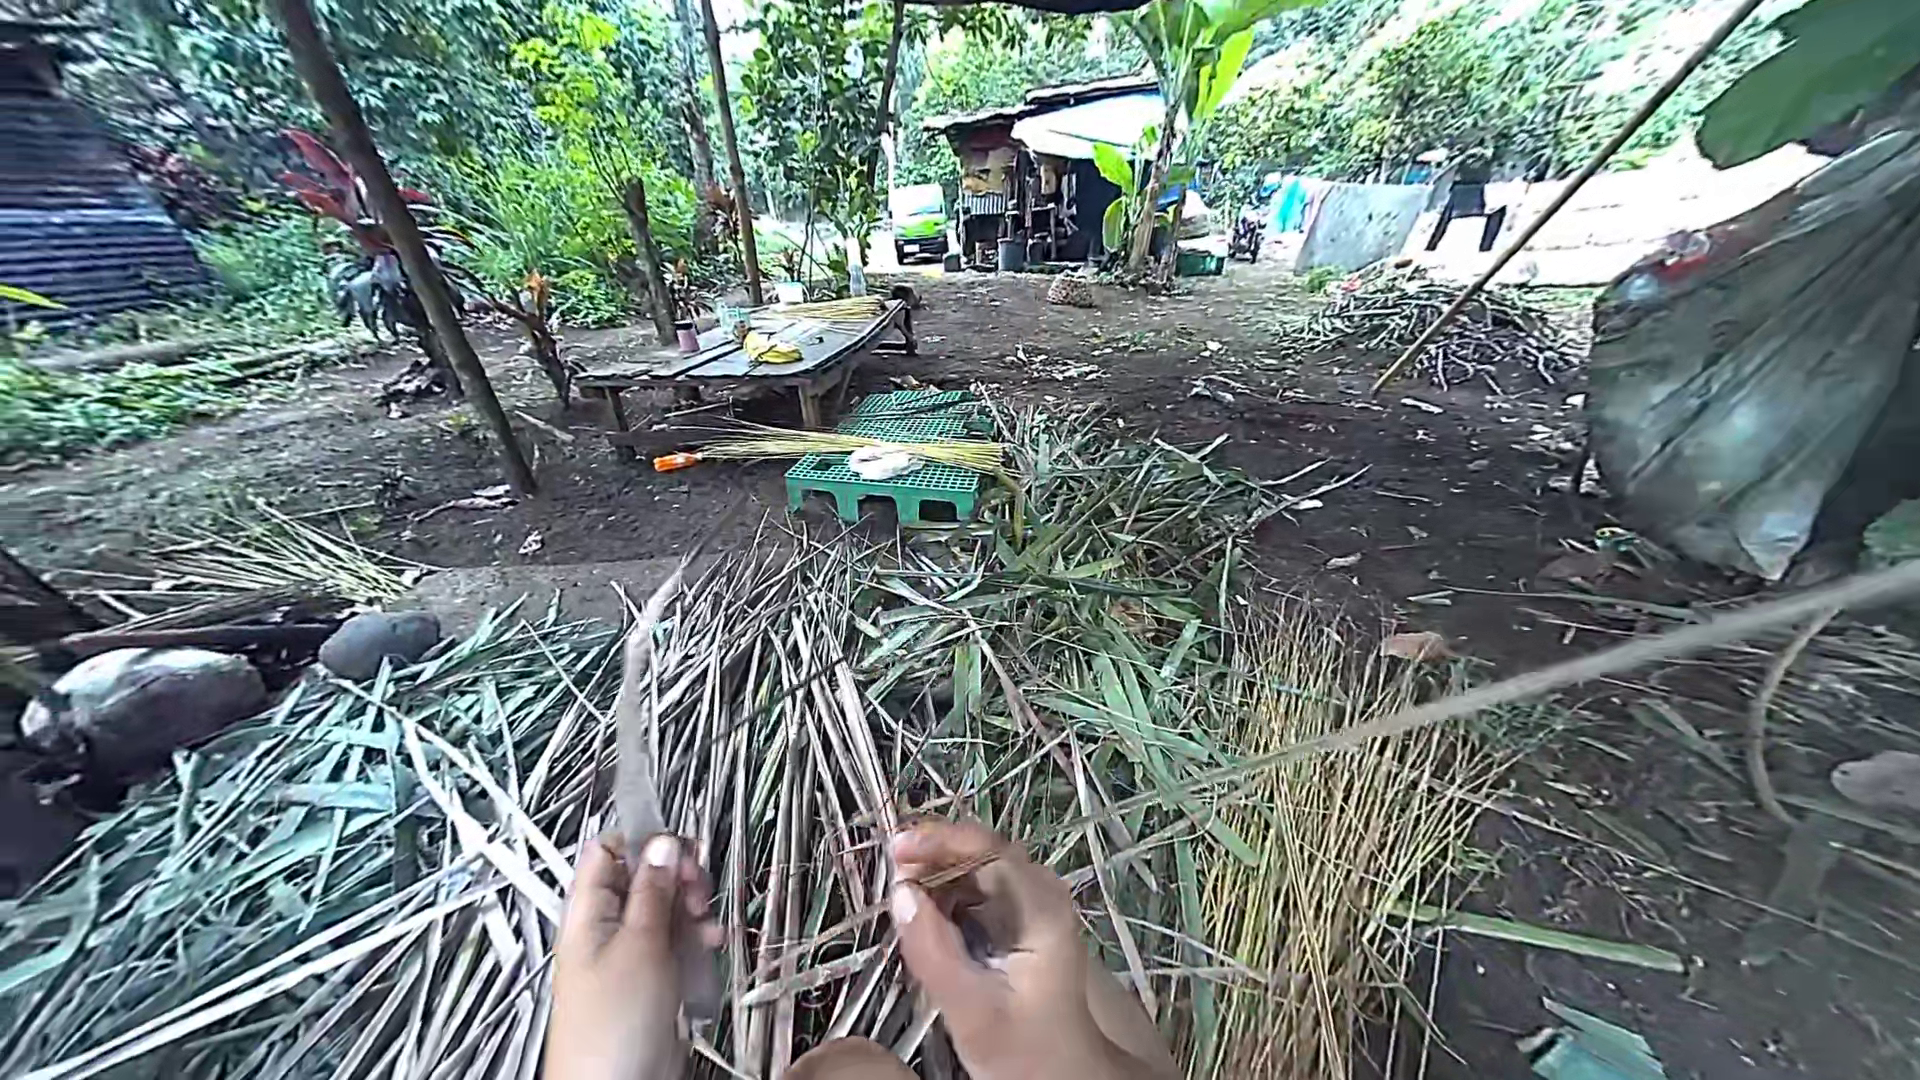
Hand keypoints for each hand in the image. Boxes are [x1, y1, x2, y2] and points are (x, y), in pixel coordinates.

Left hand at [546, 832, 719, 1079]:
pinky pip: (678, 938)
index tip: (676, 847)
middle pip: (646, 877)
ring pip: (667, 906)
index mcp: (590, 915)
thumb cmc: (612, 1029)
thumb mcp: (641, 942)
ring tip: (703, 920)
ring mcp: (632, 953)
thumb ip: (654, 888)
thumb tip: (663, 842)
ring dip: (692, 907)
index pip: (609, 852)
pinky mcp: (654, 974)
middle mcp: (609, 929)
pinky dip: (697, 935)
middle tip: (695, 885)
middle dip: (678, 876)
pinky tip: (708, 942)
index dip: (644, 842)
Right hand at [889, 821, 1176, 1079]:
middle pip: (980, 849)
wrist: (1061, 1077)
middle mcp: (1038, 888)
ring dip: (936, 869)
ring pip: (975, 863)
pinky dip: (945, 888)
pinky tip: (921, 906)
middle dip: (933, 852)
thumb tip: (900, 892)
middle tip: (891, 867)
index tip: (897, 847)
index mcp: (1040, 903)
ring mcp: (1029, 898)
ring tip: (900, 887)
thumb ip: (934, 952)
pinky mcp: (1016, 914)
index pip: (987, 848)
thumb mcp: (973, 1011)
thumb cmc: (1025, 1051)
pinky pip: (975, 884)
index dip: (940, 840)